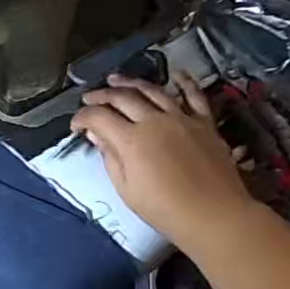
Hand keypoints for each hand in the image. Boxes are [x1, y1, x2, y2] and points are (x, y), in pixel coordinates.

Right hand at [71, 70, 258, 248]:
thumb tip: (96, 135)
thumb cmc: (165, 210)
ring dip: (131, 83)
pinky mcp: (204, 123)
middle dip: (101, 95)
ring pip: (153, 90)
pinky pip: (194, 95)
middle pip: (123, 98)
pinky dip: (184, 82)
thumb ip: (110, 158)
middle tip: (89, 97)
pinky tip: (176, 74)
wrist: (213, 214)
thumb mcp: (127, 190)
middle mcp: (155, 121)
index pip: (99, 118)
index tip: (76, 125)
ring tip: (117, 80)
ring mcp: (182, 118)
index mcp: (132, 140)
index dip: (83, 118)